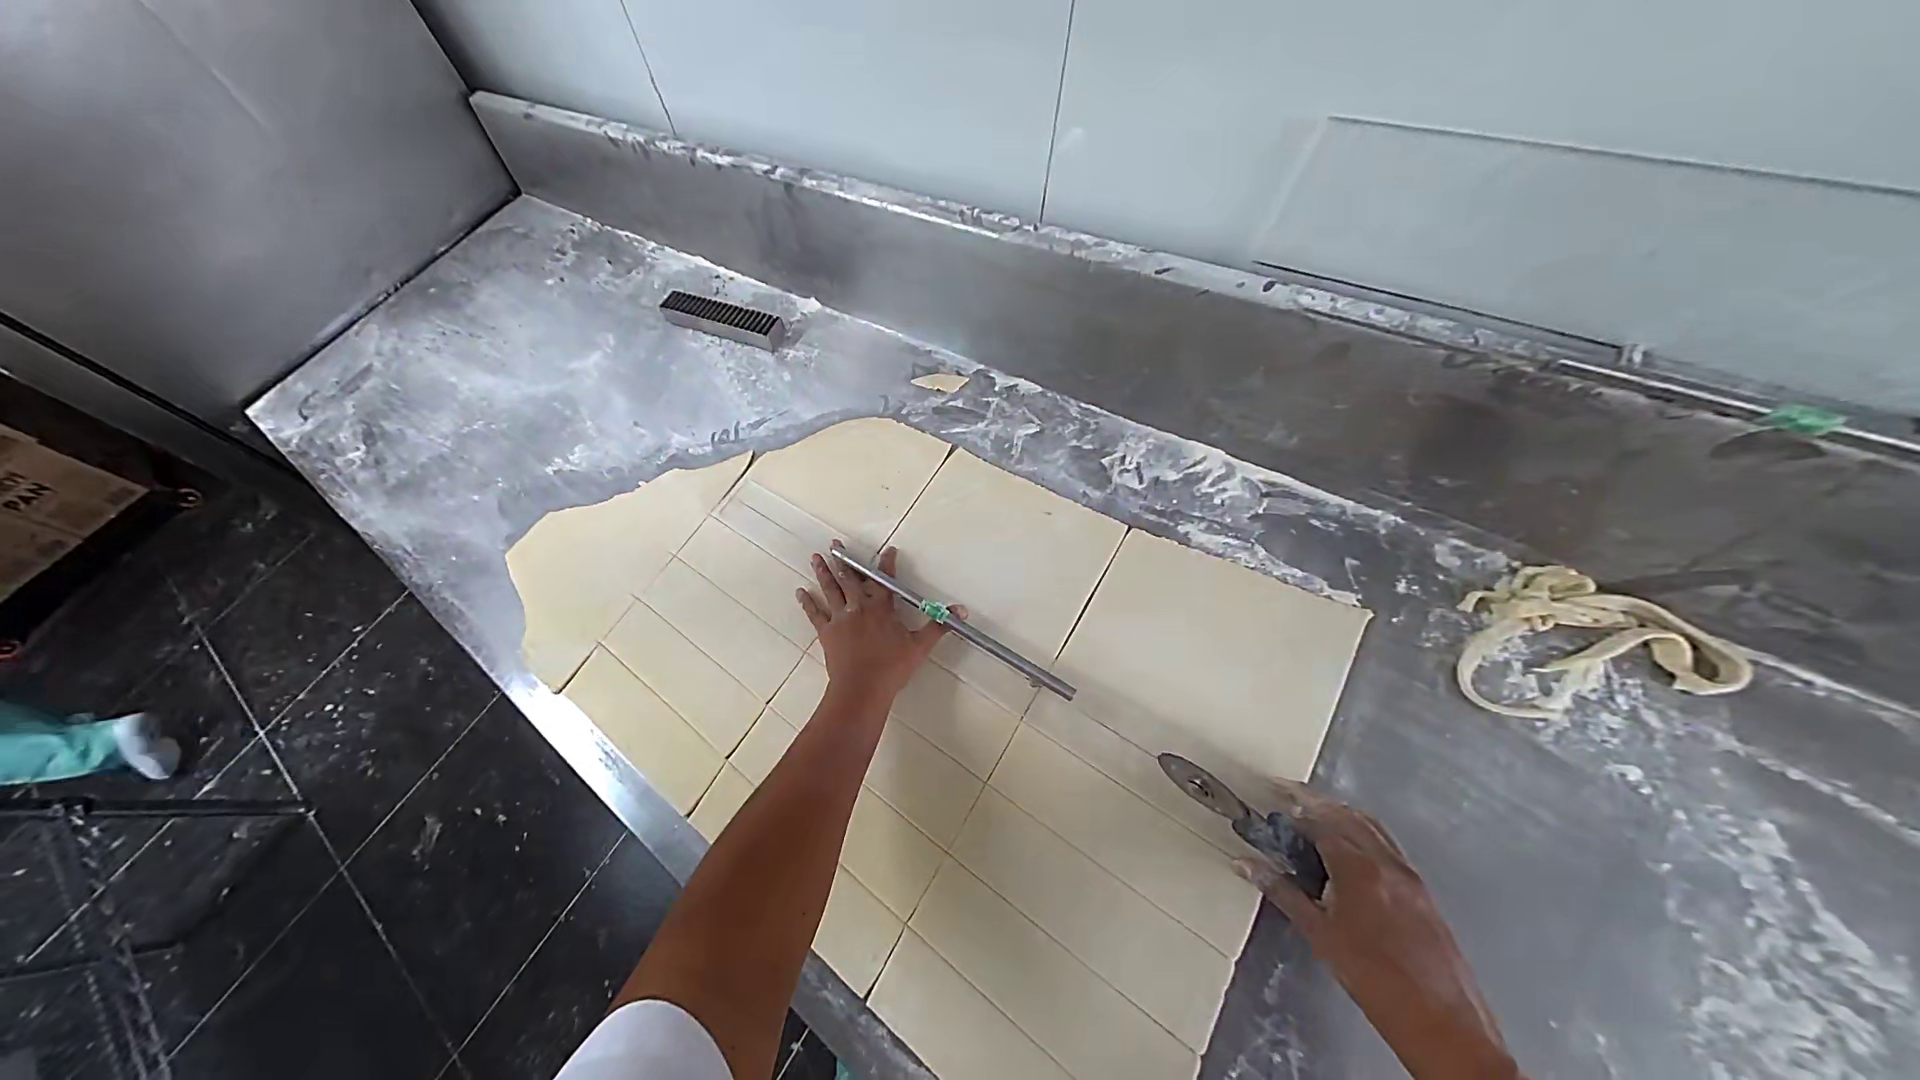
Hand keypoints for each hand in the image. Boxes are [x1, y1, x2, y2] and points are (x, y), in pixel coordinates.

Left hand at [795, 543, 962, 706]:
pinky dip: (807, 602)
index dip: (887, 563)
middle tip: (835, 545)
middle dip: (844, 560)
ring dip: (823, 573)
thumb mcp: (920, 646)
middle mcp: (859, 607)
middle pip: (850, 578)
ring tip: (815, 557)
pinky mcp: (827, 633)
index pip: (885, 579)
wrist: (862, 688)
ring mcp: (840, 618)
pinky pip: (815, 613)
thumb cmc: (891, 668)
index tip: (889, 551)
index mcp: (881, 607)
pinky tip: (801, 592)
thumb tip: (960, 612)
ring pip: (830, 590)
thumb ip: (938, 626)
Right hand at [1236, 780, 1520, 1079]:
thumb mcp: (1319, 934)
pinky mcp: (1423, 892)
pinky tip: (1348, 851)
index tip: (1272, 796)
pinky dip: (1362, 834)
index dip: (1293, 807)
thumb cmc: (1374, 979)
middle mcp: (1387, 862)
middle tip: (1288, 797)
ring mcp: (1410, 876)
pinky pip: (1387, 846)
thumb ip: (1283, 892)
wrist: (1444, 1025)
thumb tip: (1247, 864)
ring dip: (1341, 814)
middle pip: (1348, 815)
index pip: (1320, 821)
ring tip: (1314, 818)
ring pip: (1371, 827)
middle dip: (1316, 802)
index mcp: (1359, 867)